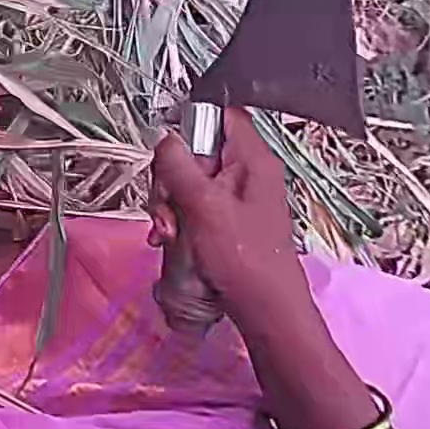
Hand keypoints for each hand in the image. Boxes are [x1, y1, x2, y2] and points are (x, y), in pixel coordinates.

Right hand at [148, 108, 310, 325]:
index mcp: (252, 161)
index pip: (222, 114)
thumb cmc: (243, 259)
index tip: (167, 145)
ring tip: (168, 232)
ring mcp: (232, 197)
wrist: (265, 313)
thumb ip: (179, 166)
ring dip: (167, 203)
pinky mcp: (222, 218)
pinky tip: (168, 238)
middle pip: (193, 151)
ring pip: (185, 179)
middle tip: (167, 205)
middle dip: (169, 177)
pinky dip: (174, 218)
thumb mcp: (204, 206)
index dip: (191, 120)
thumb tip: (164, 138)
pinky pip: (188, 203)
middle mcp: (244, 173)